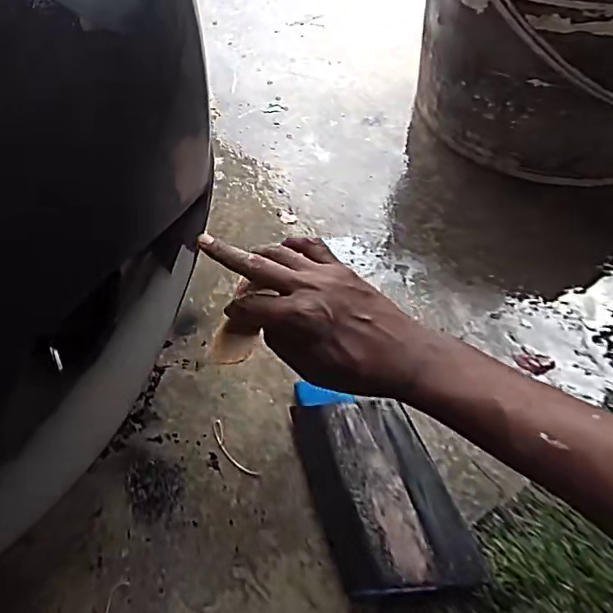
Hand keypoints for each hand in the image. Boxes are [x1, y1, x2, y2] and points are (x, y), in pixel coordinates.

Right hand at [196, 233, 454, 400]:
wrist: (408, 356)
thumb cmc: (360, 370)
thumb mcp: (311, 369)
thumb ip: (281, 343)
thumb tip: (264, 324)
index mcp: (299, 316)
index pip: (251, 307)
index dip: (236, 313)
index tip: (231, 318)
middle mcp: (307, 288)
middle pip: (255, 265)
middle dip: (224, 253)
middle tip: (204, 241)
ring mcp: (325, 274)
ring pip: (279, 251)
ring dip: (258, 254)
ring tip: (247, 260)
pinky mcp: (340, 268)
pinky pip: (309, 246)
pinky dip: (292, 244)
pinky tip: (285, 249)